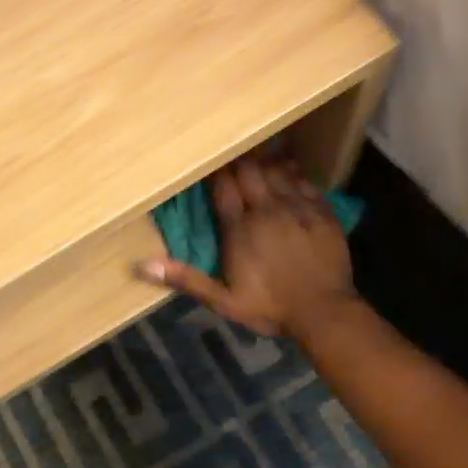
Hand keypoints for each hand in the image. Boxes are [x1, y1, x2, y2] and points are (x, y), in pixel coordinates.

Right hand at [139, 154, 356, 338]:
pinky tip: (287, 170)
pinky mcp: (322, 211)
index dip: (216, 173)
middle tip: (231, 158)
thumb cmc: (270, 307)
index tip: (209, 167)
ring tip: (256, 155)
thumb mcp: (223, 300)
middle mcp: (267, 209)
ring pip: (276, 170)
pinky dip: (292, 173)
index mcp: (240, 228)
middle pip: (249, 171)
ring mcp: (297, 207)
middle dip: (239, 162)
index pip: (223, 187)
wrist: (324, 312)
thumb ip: (186, 278)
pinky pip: (304, 181)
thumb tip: (142, 265)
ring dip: (264, 162)